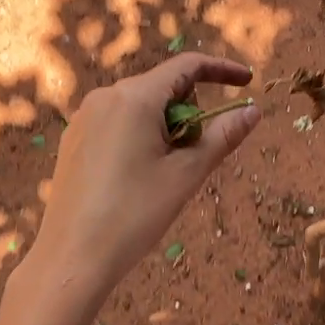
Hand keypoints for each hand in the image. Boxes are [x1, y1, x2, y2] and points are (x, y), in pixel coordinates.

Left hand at [26, 54, 260, 294]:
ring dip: (166, 126)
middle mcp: (106, 96)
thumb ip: (223, 135)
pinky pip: (118, 123)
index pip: (187, 66)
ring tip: (167, 172)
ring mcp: (84, 117)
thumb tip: (253, 110)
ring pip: (140, 107)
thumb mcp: (187, 174)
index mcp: (135, 97)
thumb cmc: (135, 213)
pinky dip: (140, 136)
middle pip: (163, 87)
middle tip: (197, 155)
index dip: (221, 70)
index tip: (248, 82)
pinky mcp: (73, 140)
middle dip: (190, 111)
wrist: (72, 258)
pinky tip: (138, 178)